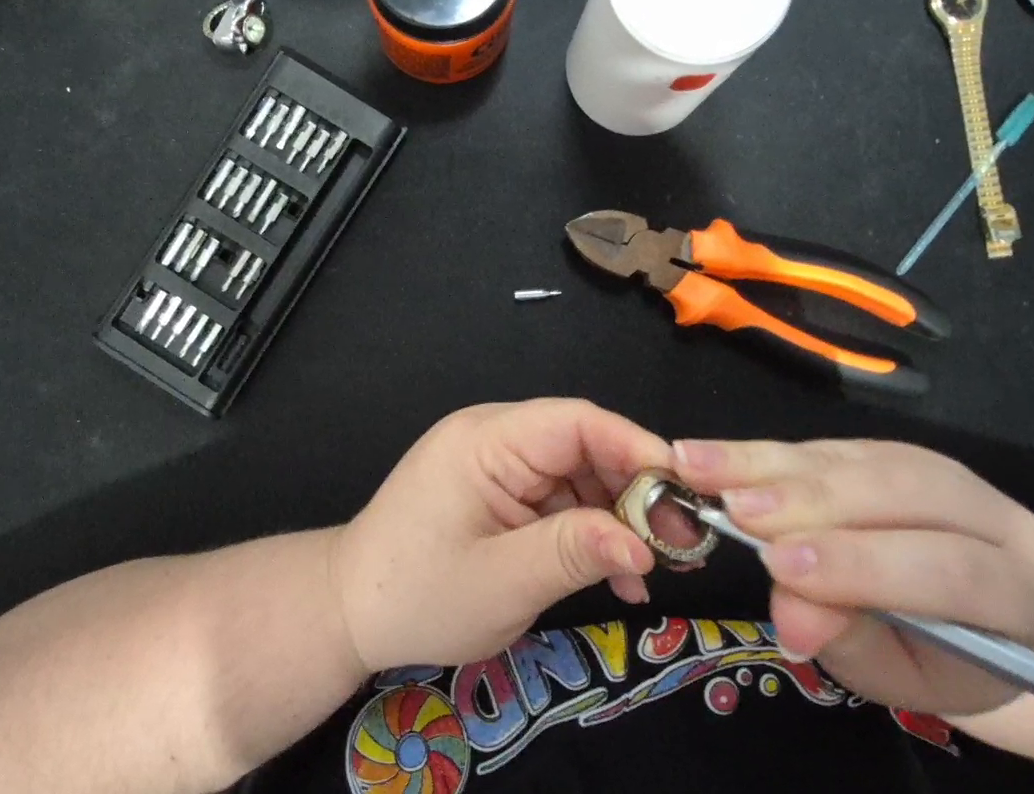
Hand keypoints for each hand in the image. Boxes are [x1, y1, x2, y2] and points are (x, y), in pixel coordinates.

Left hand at [332, 399, 674, 671]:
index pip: (576, 422)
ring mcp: (497, 466)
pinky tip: (616, 575)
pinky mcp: (499, 493)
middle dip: (634, 491)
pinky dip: (589, 532)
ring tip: (650, 570)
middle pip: (583, 446)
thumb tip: (647, 542)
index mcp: (486, 440)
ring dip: (617, 519)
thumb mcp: (502, 582)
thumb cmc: (417, 596)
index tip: (684, 493)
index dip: (636, 449)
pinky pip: (559, 500)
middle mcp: (494, 438)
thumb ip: (575, 552)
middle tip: (680, 545)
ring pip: (578, 475)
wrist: (348, 611)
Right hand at [672, 438, 1033, 717]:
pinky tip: (715, 458)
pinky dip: (763, 454)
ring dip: (770, 463)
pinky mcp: (887, 450)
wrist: (981, 617)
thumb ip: (850, 639)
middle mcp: (988, 517)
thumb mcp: (898, 676)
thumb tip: (788, 614)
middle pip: (900, 492)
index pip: (946, 571)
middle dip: (809, 499)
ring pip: (856, 457)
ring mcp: (937, 471)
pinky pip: (825, 445)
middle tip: (734, 508)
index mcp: (1016, 594)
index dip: (862, 564)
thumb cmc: (936, 662)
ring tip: (700, 467)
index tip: (780, 565)